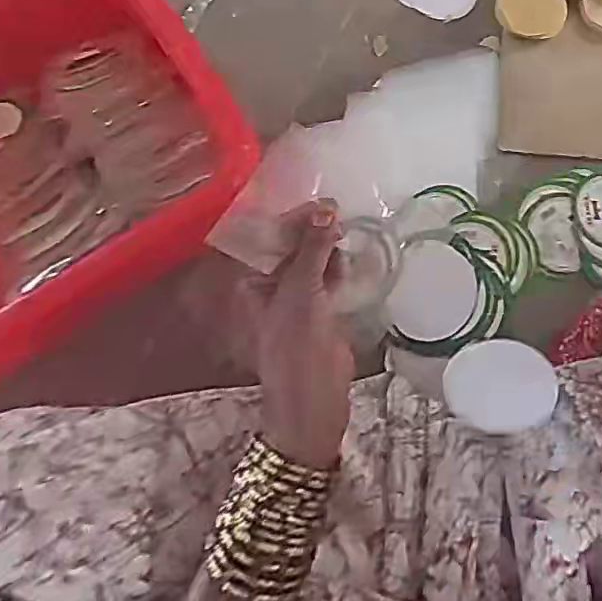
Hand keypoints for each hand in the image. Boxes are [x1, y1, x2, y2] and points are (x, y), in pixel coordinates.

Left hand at [244, 200, 352, 467]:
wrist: (313, 395)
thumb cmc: (295, 344)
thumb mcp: (302, 290)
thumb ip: (314, 248)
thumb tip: (327, 208)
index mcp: (254, 280)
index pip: (272, 238)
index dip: (295, 218)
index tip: (325, 205)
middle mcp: (272, 285)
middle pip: (294, 246)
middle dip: (315, 231)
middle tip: (340, 220)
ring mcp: (297, 298)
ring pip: (314, 260)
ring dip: (328, 248)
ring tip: (345, 243)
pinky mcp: (320, 309)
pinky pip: (328, 277)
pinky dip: (337, 268)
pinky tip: (347, 266)